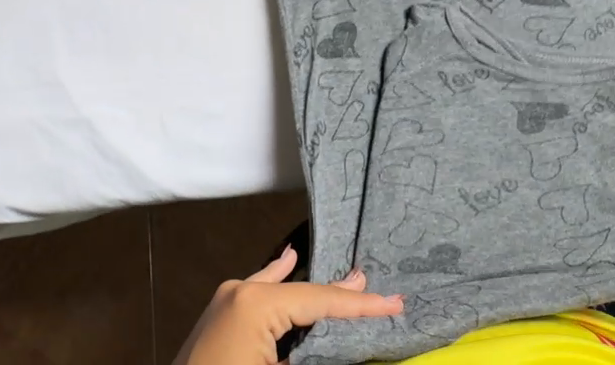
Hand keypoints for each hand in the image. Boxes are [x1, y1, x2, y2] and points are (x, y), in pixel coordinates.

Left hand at [172, 246, 403, 364]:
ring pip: (282, 288)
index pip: (320, 301)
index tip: (397, 303)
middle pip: (303, 291)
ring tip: (348, 279)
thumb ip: (314, 353)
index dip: (360, 305)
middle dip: (339, 295)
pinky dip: (277, 279)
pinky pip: (258, 290)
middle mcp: (240, 291)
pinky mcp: (218, 318)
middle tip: (376, 288)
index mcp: (256, 302)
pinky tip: (287, 261)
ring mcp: (226, 302)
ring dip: (313, 291)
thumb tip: (341, 345)